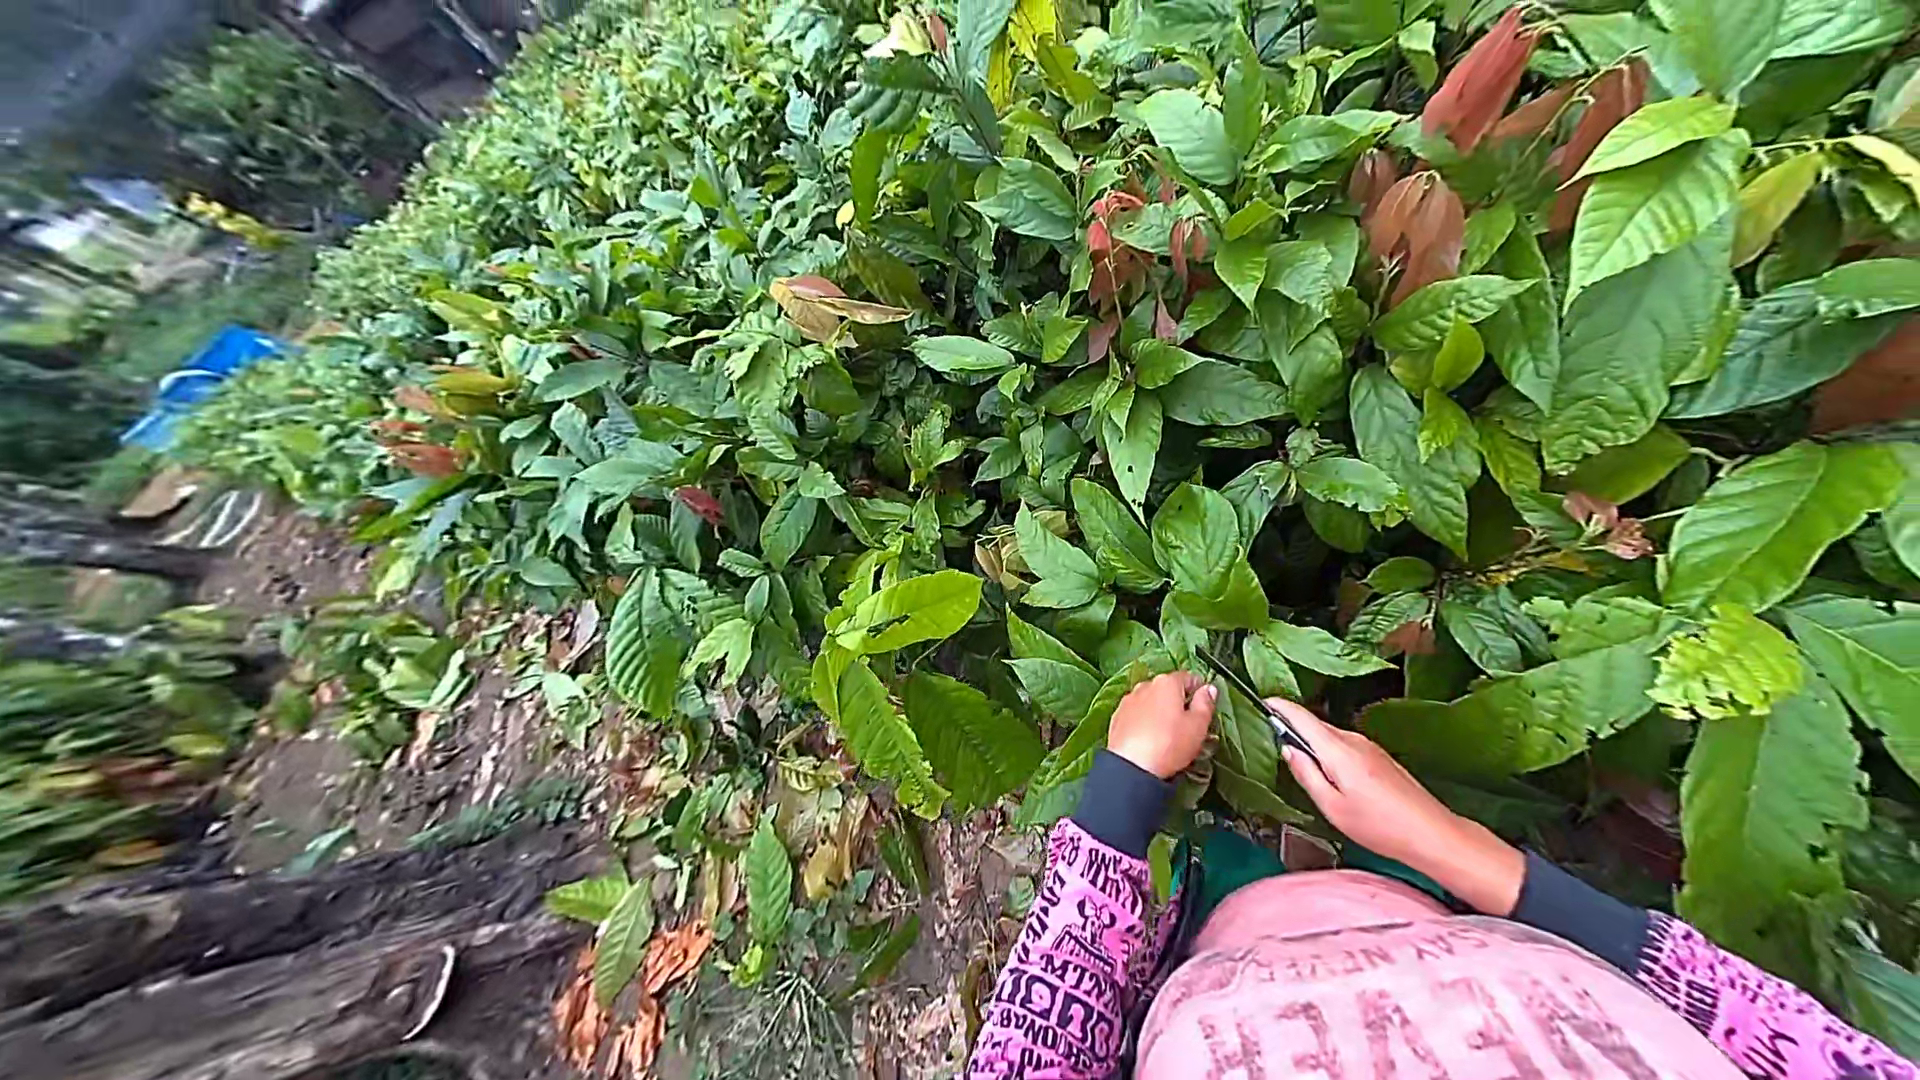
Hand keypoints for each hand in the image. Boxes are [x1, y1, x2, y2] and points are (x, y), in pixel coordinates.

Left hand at [1107, 672, 1217, 778]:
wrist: (1131, 764)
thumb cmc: (1168, 744)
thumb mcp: (1198, 725)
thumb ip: (1205, 703)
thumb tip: (1209, 689)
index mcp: (1167, 683)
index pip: (1187, 677)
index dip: (1199, 688)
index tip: (1204, 699)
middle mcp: (1145, 686)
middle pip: (1167, 688)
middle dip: (1178, 700)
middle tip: (1189, 720)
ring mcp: (1129, 700)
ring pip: (1151, 700)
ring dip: (1160, 710)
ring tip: (1169, 731)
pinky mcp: (1118, 716)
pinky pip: (1137, 713)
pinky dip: (1145, 720)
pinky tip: (1151, 736)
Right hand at [1271, 698, 1524, 914]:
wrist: (1435, 835)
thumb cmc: (1382, 826)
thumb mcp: (1332, 806)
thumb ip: (1305, 774)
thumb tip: (1288, 750)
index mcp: (1338, 750)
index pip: (1301, 715)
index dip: (1278, 706)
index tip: (1262, 702)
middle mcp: (1353, 740)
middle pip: (1314, 723)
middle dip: (1292, 726)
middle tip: (1272, 739)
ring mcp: (1369, 746)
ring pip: (1329, 734)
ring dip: (1311, 741)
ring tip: (1300, 763)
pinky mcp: (1378, 756)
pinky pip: (1343, 744)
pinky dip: (1328, 750)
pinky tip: (1329, 773)